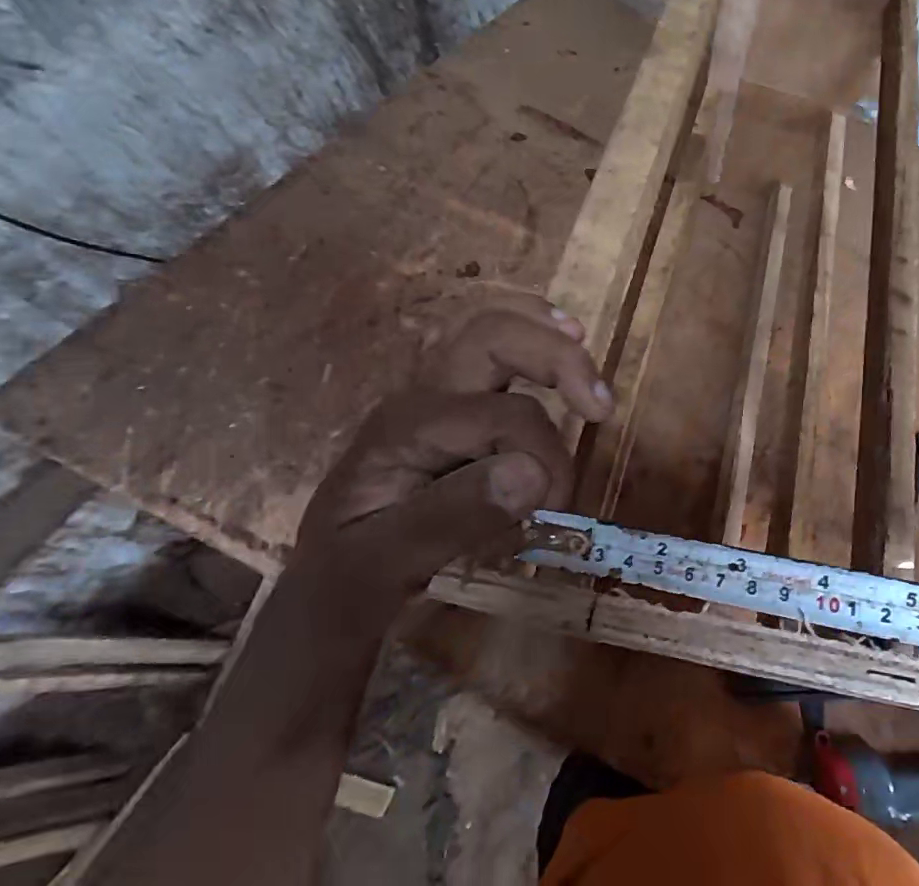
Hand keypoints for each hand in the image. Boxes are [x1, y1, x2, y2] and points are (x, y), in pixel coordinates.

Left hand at [290, 296, 613, 606]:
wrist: (318, 590)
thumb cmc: (346, 582)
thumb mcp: (379, 568)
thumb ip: (450, 519)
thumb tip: (533, 472)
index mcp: (405, 429)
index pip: (507, 416)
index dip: (548, 456)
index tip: (557, 508)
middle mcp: (421, 397)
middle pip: (492, 335)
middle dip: (557, 359)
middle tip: (600, 407)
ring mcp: (436, 396)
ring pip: (491, 327)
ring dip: (544, 332)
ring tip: (583, 344)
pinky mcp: (453, 406)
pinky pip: (491, 346)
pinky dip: (532, 333)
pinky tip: (561, 337)